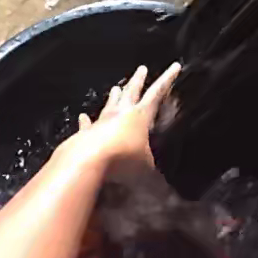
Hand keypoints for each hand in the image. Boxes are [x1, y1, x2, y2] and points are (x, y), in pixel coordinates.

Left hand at [57, 62, 180, 176]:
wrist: (87, 161)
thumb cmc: (122, 161)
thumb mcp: (146, 169)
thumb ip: (152, 172)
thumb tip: (162, 191)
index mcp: (140, 116)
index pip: (157, 93)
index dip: (167, 80)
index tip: (174, 66)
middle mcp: (121, 114)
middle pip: (131, 92)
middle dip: (138, 80)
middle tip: (142, 68)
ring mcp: (102, 122)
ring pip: (110, 105)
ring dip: (114, 96)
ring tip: (116, 87)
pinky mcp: (86, 134)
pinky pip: (88, 125)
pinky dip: (87, 122)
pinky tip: (82, 116)